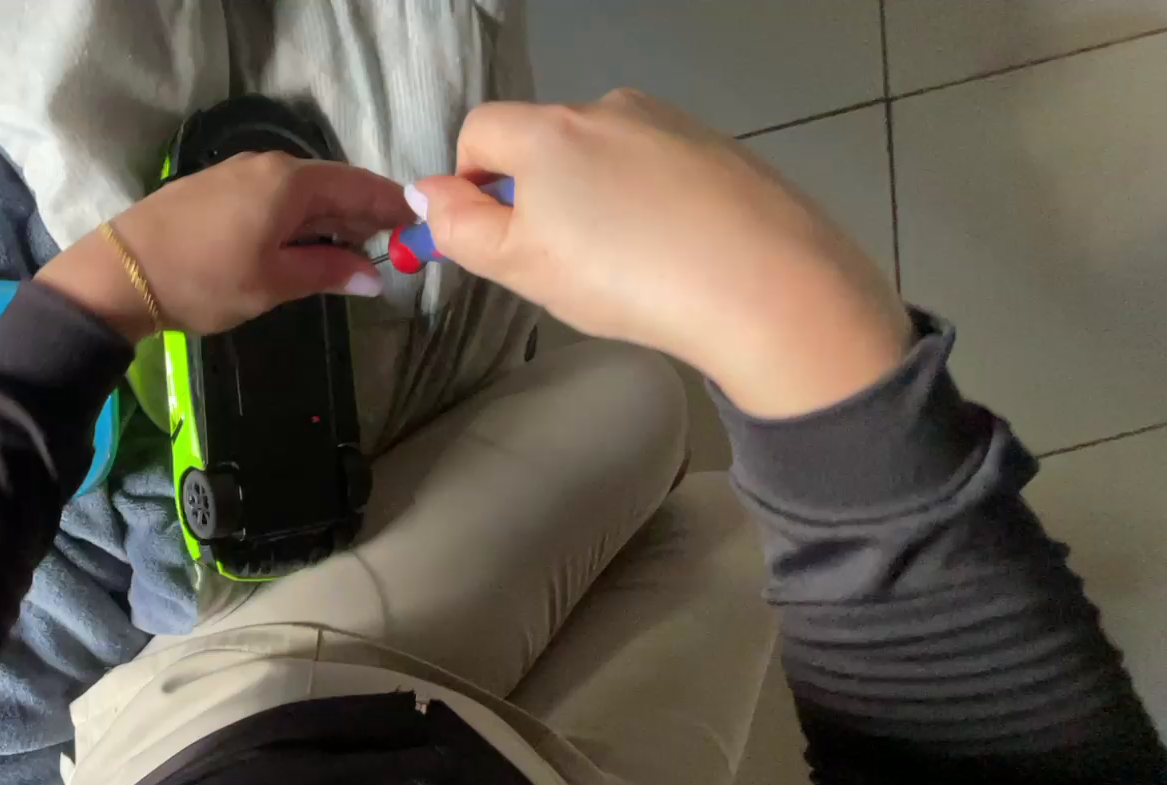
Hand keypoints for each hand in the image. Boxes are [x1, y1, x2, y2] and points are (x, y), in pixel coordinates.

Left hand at [35, 152, 409, 341]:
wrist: (122, 274)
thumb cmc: (205, 281)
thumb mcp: (272, 283)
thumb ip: (327, 275)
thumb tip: (374, 279)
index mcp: (289, 182)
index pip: (357, 186)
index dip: (390, 207)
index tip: (415, 227)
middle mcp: (267, 166)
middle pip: (329, 187)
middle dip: (361, 217)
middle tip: (387, 249)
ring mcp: (237, 174)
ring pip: (299, 195)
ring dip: (327, 222)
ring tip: (349, 254)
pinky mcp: (214, 190)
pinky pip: (272, 200)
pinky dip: (296, 222)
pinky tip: (300, 246)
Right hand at [414, 91, 912, 417]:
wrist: (756, 282)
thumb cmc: (614, 275)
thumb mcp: (515, 262)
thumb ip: (456, 226)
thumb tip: (424, 191)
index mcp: (550, 131)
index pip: (478, 130)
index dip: (465, 180)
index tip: (489, 232)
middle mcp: (606, 106)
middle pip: (537, 142)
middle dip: (527, 193)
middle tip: (550, 258)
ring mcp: (666, 120)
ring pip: (592, 154)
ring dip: (580, 195)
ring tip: (612, 258)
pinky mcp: (711, 145)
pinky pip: (644, 163)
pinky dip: (633, 197)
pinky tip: (657, 245)